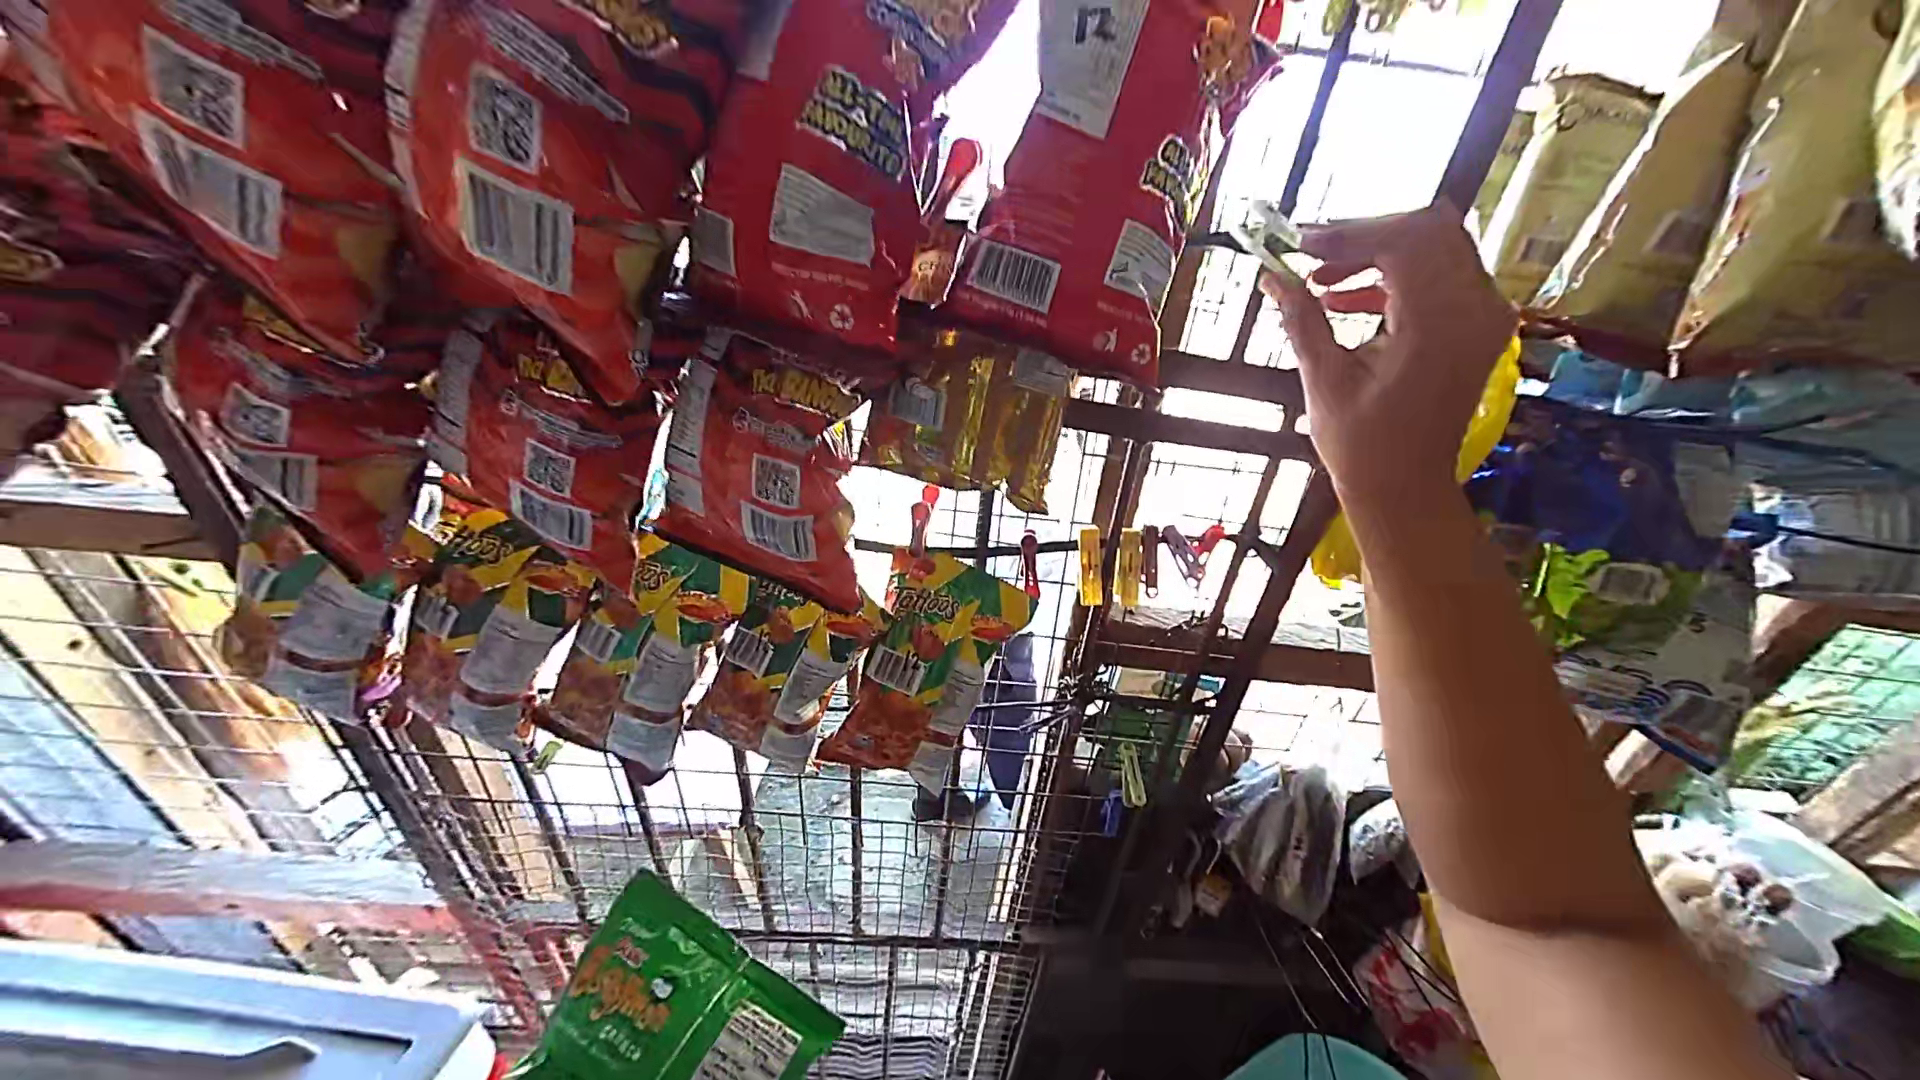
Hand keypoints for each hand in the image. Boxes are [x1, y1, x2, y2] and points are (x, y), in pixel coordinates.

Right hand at [1260, 203, 1514, 505]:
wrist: (1403, 484)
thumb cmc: (1360, 443)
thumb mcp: (1323, 380)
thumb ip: (1301, 320)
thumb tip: (1271, 277)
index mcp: (1438, 324)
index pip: (1404, 242)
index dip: (1348, 233)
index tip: (1299, 242)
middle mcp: (1475, 310)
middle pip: (1429, 232)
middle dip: (1364, 235)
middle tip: (1310, 253)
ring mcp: (1482, 317)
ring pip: (1436, 248)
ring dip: (1377, 254)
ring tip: (1321, 279)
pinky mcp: (1475, 326)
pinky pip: (1439, 277)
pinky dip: (1394, 277)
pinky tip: (1345, 298)